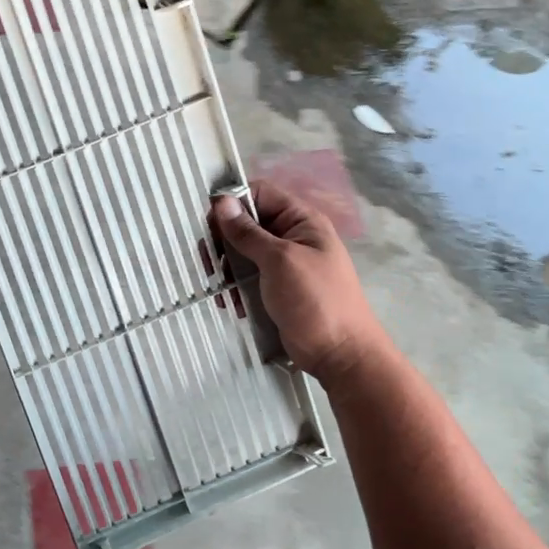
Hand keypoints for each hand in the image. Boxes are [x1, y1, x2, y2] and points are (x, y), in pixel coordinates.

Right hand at [211, 180, 391, 380]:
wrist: (340, 354)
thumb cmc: (315, 300)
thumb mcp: (279, 261)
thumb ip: (248, 232)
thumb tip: (221, 201)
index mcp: (301, 220)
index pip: (260, 194)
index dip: (233, 203)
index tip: (210, 224)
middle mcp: (292, 236)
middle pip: (247, 222)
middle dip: (224, 238)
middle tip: (208, 260)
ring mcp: (285, 263)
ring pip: (244, 251)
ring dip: (227, 265)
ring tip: (218, 284)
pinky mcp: (277, 288)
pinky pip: (248, 276)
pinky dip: (235, 285)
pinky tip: (229, 302)